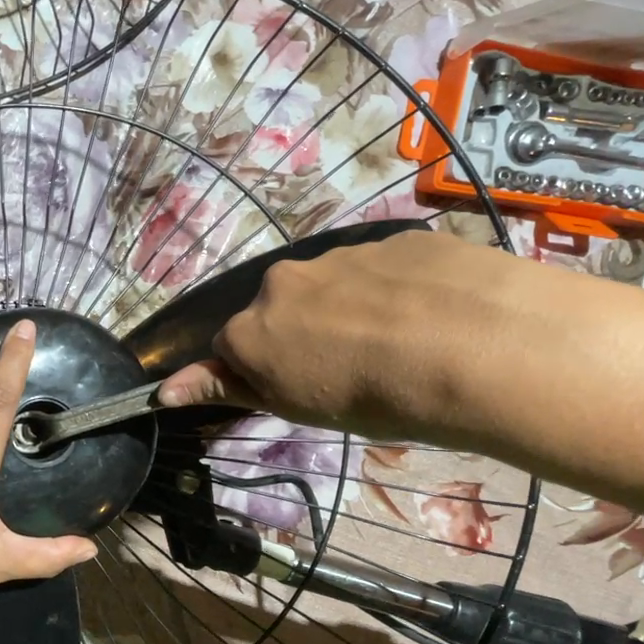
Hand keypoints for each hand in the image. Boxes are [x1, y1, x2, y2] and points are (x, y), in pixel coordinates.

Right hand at [154, 230, 537, 441]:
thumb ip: (227, 388)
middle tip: (350, 368)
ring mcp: (342, 255)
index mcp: (250, 327)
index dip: (264, 369)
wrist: (482, 348)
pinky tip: (433, 314)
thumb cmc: (373, 397)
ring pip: (333, 285)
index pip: (232, 346)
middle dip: (303, 331)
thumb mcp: (292, 405)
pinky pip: (384, 266)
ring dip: (351, 308)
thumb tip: (162, 391)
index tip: (299, 388)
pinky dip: (397, 288)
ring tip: (402, 342)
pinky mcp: (398, 237)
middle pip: (280, 308)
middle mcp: (283, 282)